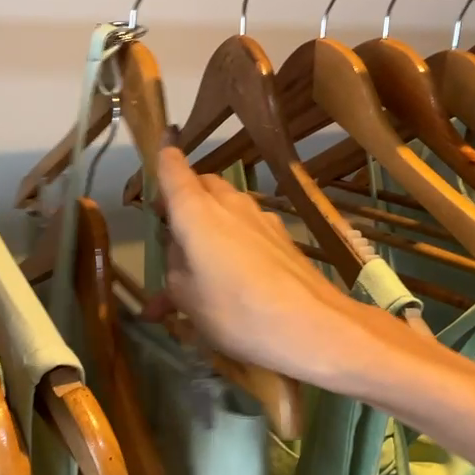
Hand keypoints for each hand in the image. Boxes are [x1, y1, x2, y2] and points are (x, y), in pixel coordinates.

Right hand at [145, 145, 403, 390]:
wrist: (313, 326)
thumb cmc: (236, 311)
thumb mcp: (187, 298)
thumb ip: (175, 270)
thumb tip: (179, 257)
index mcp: (196, 213)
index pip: (174, 171)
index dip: (164, 159)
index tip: (161, 148)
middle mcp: (229, 205)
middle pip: (203, 186)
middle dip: (185, 198)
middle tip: (171, 227)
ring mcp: (261, 220)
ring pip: (227, 208)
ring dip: (209, 225)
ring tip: (198, 265)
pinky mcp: (283, 239)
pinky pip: (248, 230)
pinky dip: (233, 244)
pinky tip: (232, 279)